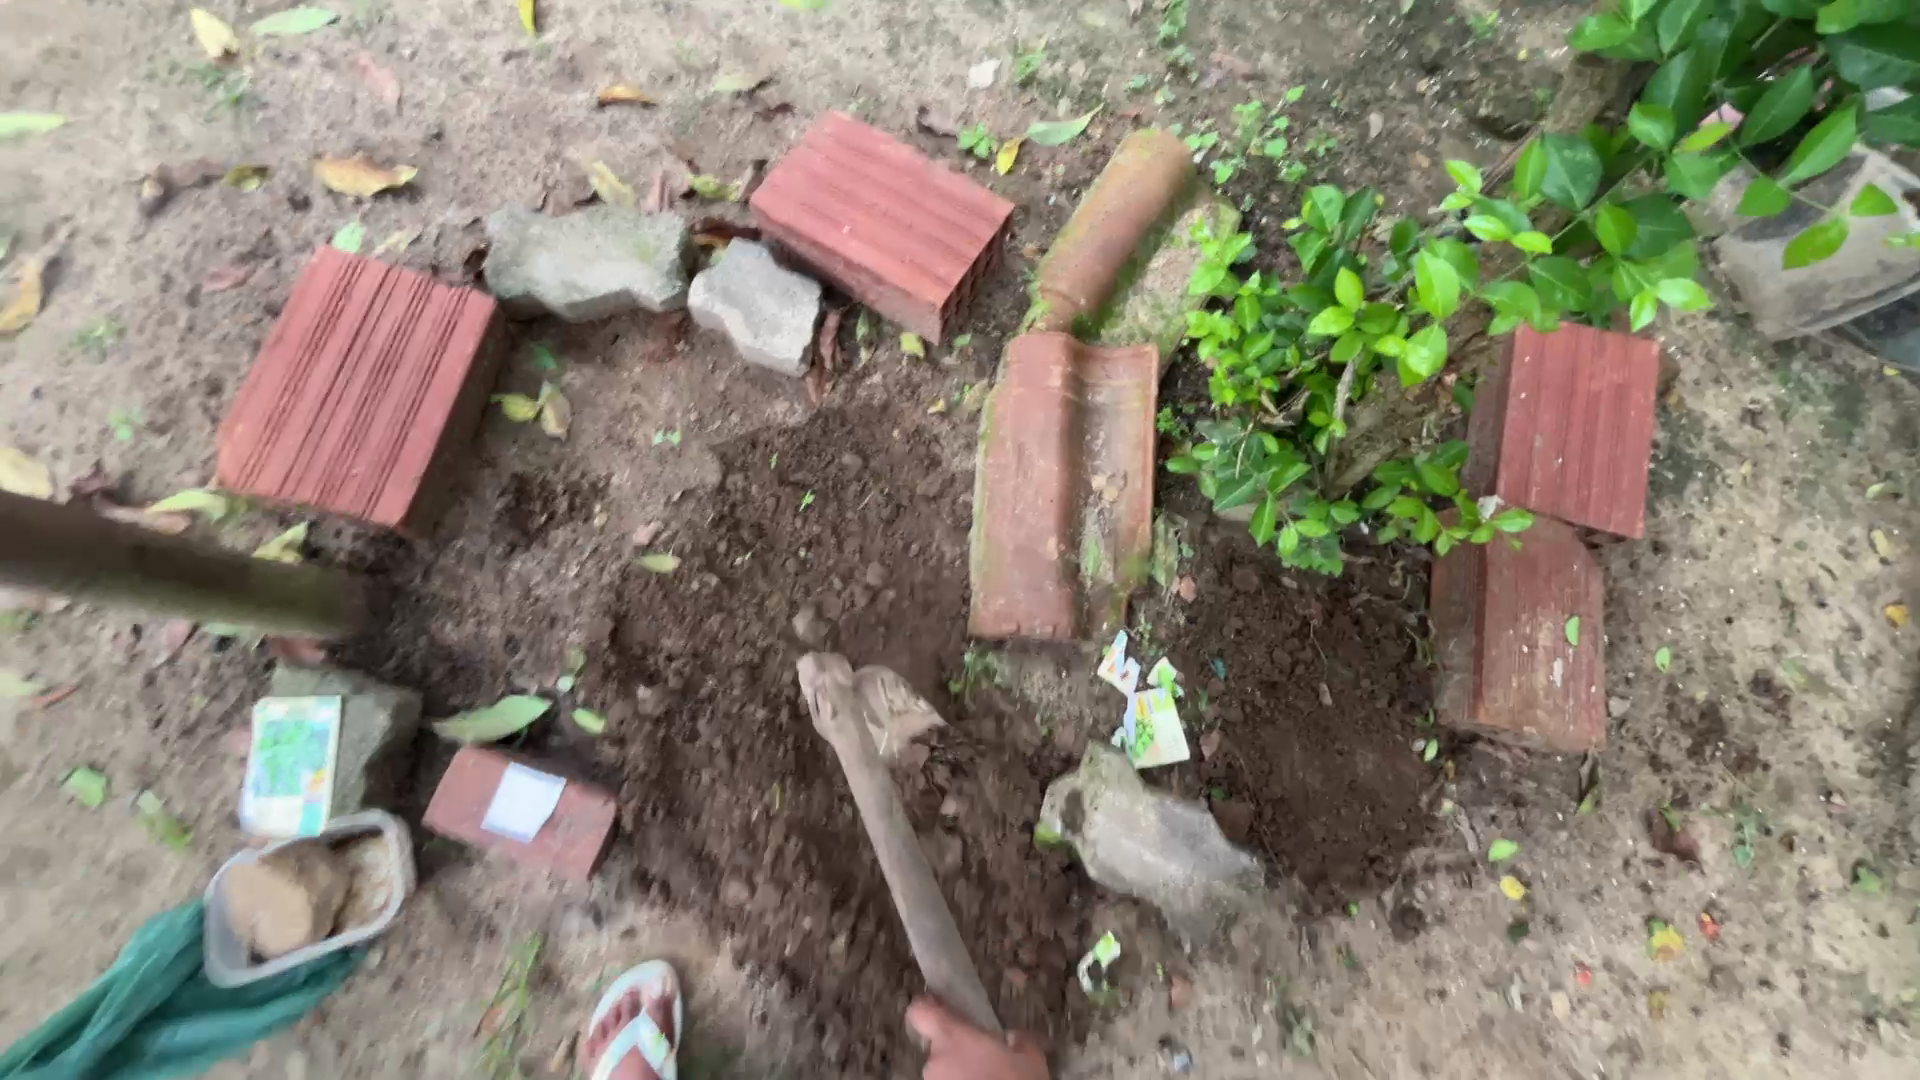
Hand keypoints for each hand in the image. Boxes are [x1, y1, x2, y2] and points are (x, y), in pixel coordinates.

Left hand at [906, 997, 1048, 1079]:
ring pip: (942, 1074)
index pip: (920, 1012)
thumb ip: (1019, 1040)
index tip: (941, 1008)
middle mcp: (935, 1062)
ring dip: (957, 1075)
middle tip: (981, 1060)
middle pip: (937, 1047)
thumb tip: (1013, 1038)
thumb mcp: (1031, 1058)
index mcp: (953, 1037)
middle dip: (955, 1053)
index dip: (927, 1008)